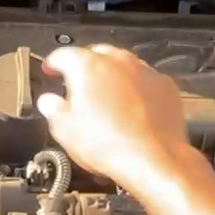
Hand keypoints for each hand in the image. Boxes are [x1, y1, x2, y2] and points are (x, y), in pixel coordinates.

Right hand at [36, 44, 200, 200]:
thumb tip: (48, 101)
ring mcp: (144, 71)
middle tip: (77, 85)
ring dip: (111, 76)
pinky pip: (144, 79)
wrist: (153, 160)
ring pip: (122, 65)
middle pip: (96, 54)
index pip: (63, 54)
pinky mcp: (165, 85)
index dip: (52, 63)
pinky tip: (131, 107)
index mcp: (87, 67)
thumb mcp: (64, 130)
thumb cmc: (107, 144)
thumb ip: (52, 109)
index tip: (50, 69)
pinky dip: (135, 88)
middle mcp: (117, 61)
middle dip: (84, 66)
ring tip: (105, 98)